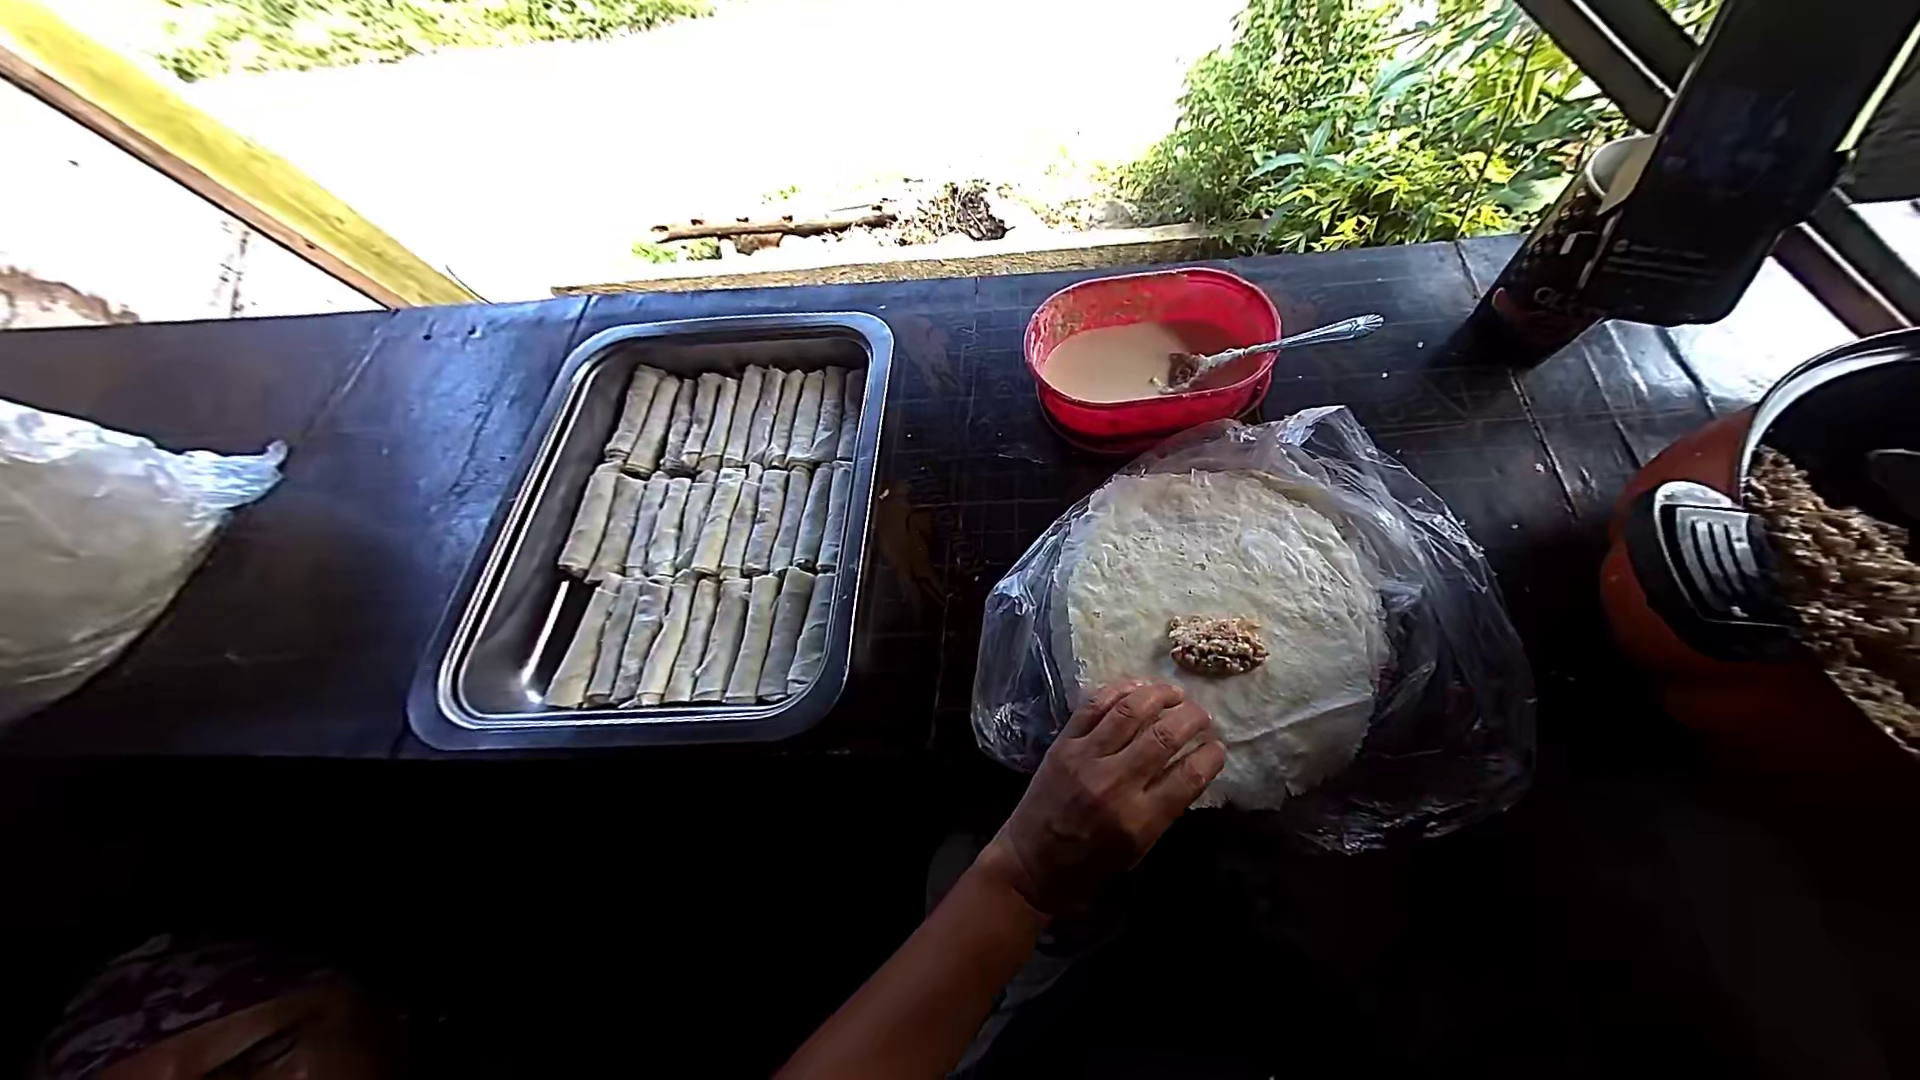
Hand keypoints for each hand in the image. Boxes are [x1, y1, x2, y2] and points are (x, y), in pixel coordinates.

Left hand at [978, 681, 1226, 915]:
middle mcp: (1114, 782)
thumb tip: (1191, 767)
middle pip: (1163, 737)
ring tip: (1175, 692)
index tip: (1219, 745)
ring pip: (1129, 712)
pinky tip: (1137, 686)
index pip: (1188, 776)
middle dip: (1191, 719)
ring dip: (1158, 695)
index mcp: (1139, 819)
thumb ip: (1164, 808)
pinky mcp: (1063, 743)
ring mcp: (1085, 758)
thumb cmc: (1091, 864)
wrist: (1033, 861)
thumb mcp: (1139, 848)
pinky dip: (1118, 691)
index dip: (1211, 756)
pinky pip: (1094, 707)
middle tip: (1202, 714)